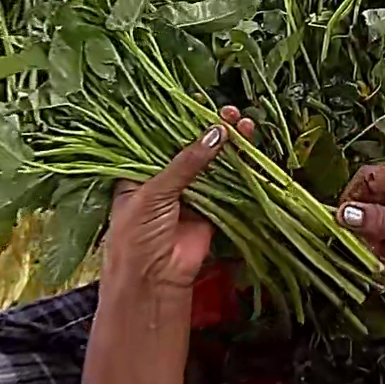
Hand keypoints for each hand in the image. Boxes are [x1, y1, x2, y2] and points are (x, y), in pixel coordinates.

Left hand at [101, 104, 253, 301]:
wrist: (154, 281)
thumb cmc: (136, 237)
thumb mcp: (154, 194)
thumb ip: (186, 163)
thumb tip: (216, 132)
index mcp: (139, 174)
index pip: (161, 139)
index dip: (180, 120)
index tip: (199, 102)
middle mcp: (166, 179)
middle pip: (192, 146)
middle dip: (210, 128)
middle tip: (228, 111)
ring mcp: (191, 192)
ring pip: (213, 160)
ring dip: (229, 141)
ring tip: (244, 122)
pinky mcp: (213, 204)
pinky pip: (228, 179)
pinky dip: (240, 161)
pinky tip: (248, 144)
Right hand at [336, 164, 384, 293]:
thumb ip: (380, 222)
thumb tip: (343, 213)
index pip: (370, 176)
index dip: (353, 197)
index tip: (343, 224)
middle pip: (373, 197)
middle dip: (365, 223)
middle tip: (367, 249)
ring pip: (382, 217)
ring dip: (376, 239)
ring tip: (383, 261)